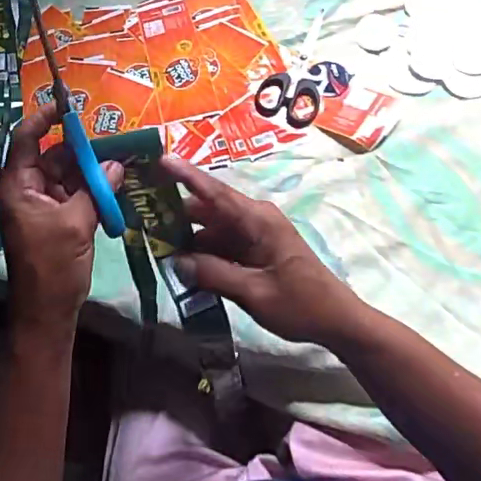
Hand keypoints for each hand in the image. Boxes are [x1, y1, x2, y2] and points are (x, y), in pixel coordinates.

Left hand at [0, 103, 124, 330]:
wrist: (47, 311)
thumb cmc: (52, 265)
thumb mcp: (76, 223)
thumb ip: (96, 190)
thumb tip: (117, 164)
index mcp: (18, 186)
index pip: (26, 139)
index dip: (44, 118)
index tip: (67, 104)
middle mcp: (27, 189)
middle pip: (53, 156)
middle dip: (81, 149)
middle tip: (113, 140)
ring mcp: (41, 204)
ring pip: (67, 174)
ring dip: (91, 170)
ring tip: (120, 160)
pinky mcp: (56, 217)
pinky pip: (74, 192)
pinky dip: (92, 188)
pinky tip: (115, 184)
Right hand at [160, 155, 368, 346]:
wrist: (337, 321)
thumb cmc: (301, 303)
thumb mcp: (255, 292)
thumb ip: (214, 274)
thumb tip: (177, 262)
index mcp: (258, 220)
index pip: (215, 192)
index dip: (186, 175)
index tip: (160, 159)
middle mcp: (255, 219)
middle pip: (209, 209)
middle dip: (177, 212)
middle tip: (143, 214)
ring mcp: (255, 233)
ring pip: (213, 228)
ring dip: (188, 237)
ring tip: (155, 243)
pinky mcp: (255, 249)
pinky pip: (222, 242)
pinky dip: (203, 251)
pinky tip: (182, 264)